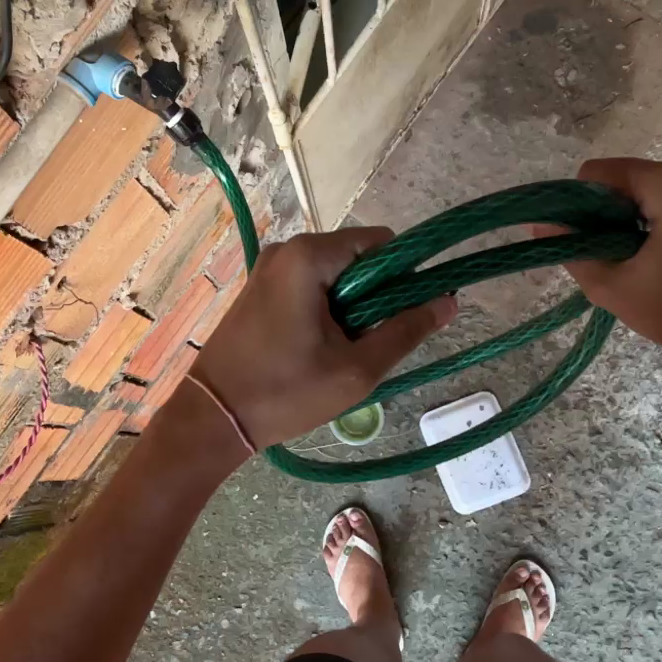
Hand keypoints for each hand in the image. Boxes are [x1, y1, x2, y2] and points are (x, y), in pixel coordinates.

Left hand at [190, 226, 456, 447]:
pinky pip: (310, 288)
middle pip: (357, 258)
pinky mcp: (259, 291)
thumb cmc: (284, 394)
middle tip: (369, 346)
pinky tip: (319, 350)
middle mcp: (285, 250)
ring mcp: (268, 269)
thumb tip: (449, 302)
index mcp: (307, 256)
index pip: (381, 243)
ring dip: (351, 309)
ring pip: (335, 277)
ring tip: (343, 353)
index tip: (405, 318)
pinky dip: (326, 312)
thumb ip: (405, 331)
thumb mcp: (356, 370)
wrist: (212, 418)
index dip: (404, 276)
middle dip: (375, 297)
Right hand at [541, 155, 661, 367]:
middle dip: (616, 211)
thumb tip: (540, 223)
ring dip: (641, 213)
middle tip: (622, 255)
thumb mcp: (610, 286)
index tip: (592, 241)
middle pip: (631, 177)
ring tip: (648, 255)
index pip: (602, 172)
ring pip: (655, 183)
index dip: (584, 205)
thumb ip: (571, 249)